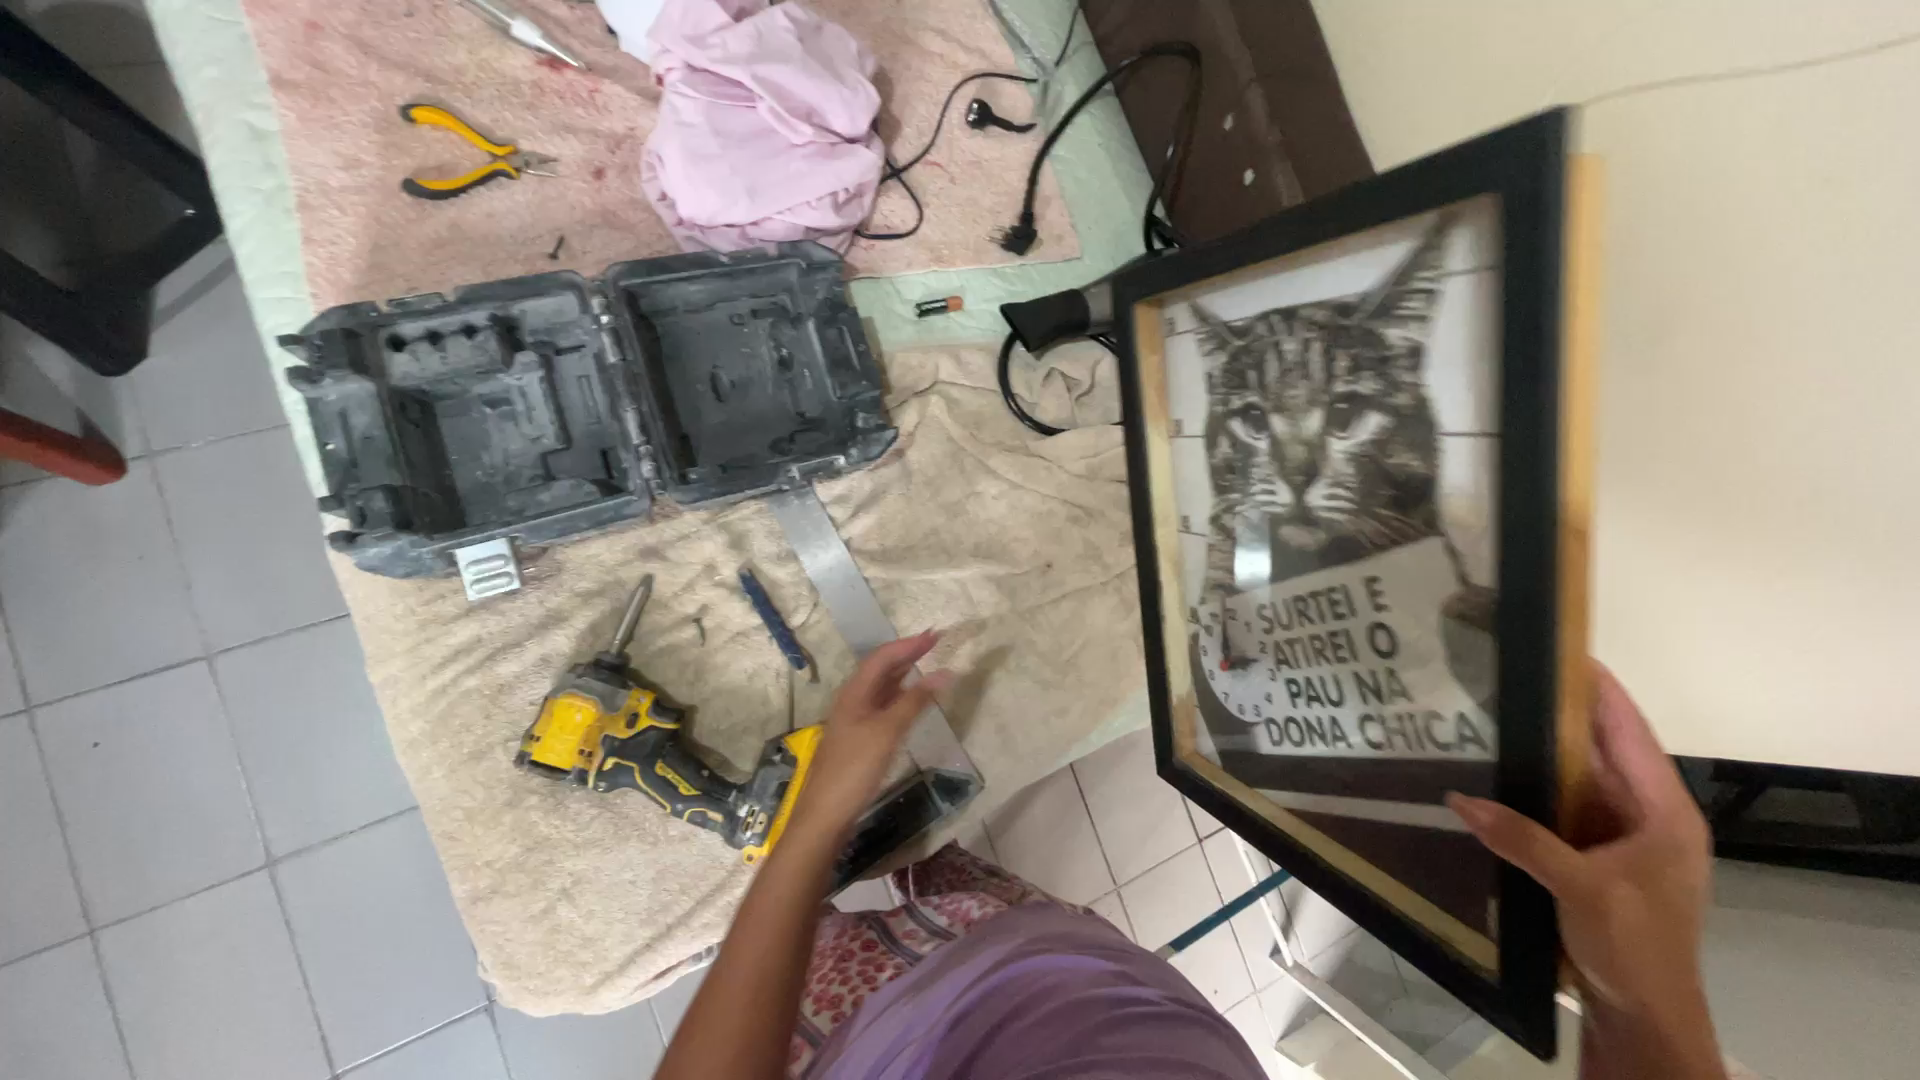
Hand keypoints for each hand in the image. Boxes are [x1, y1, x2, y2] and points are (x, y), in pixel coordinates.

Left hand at [791, 632, 951, 838]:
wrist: (824, 814)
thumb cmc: (855, 769)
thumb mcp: (888, 732)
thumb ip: (916, 701)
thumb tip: (944, 672)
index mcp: (854, 692)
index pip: (883, 657)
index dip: (909, 644)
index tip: (935, 635)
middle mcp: (852, 700)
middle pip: (880, 668)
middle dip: (907, 654)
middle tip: (934, 644)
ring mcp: (853, 719)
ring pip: (880, 687)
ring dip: (903, 674)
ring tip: (927, 665)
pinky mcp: (858, 738)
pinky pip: (881, 706)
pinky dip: (899, 697)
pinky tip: (910, 702)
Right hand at [1447, 665, 1714, 1029]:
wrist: (1645, 1016)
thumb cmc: (1637, 948)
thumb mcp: (1583, 891)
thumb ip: (1522, 839)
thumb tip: (1457, 797)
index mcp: (1664, 814)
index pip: (1630, 734)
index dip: (1600, 690)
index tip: (1561, 650)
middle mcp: (1643, 816)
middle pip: (1598, 750)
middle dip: (1555, 714)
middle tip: (1504, 676)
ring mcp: (1616, 837)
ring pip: (1573, 780)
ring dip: (1535, 754)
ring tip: (1486, 715)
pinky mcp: (1589, 857)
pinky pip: (1555, 809)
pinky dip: (1526, 790)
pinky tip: (1489, 775)